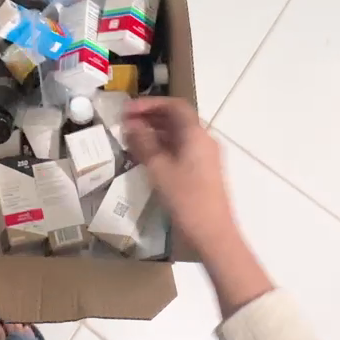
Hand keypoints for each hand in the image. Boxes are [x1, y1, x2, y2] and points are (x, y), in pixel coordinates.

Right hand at [123, 97, 236, 254]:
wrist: (213, 235)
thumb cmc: (186, 199)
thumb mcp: (159, 169)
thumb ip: (143, 143)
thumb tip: (131, 125)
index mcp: (196, 134)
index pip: (174, 106)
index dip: (150, 104)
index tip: (128, 110)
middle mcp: (204, 140)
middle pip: (176, 119)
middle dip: (150, 118)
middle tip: (125, 123)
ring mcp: (205, 156)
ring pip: (178, 135)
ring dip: (155, 133)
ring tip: (131, 140)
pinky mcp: (203, 171)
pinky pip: (181, 149)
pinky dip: (163, 148)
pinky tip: (146, 158)